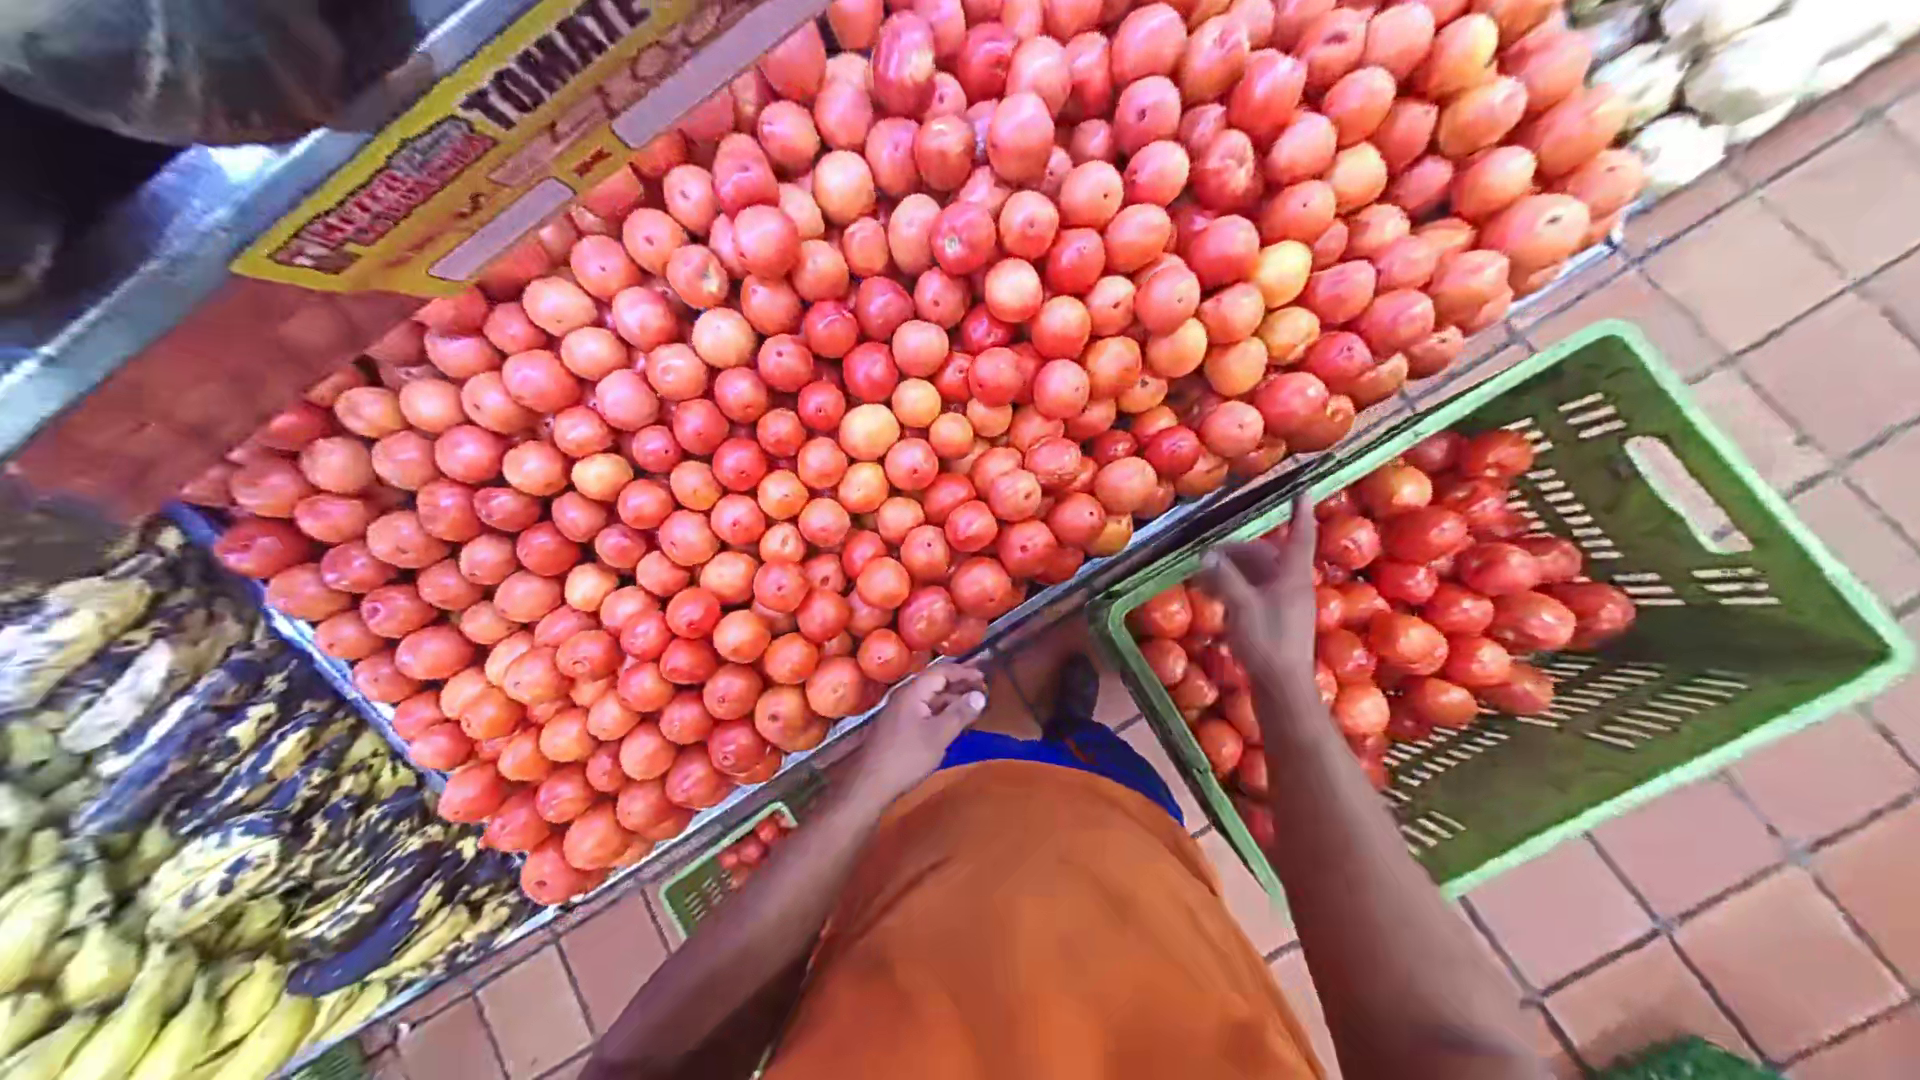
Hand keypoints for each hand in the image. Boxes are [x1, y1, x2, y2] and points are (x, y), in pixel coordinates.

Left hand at [855, 662, 988, 799]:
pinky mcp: (900, 727)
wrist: (870, 783)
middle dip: (959, 684)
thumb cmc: (906, 757)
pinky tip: (953, 722)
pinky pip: (925, 711)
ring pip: (930, 698)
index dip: (964, 672)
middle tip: (983, 690)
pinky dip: (942, 712)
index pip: (941, 671)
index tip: (983, 678)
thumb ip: (960, 713)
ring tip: (973, 706)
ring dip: (952, 699)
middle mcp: (905, 696)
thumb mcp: (939, 735)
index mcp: (913, 691)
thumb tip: (980, 695)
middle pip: (935, 682)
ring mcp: (901, 712)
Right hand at [1198, 492, 1320, 699]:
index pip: (1299, 537)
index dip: (1300, 513)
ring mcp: (1285, 605)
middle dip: (1239, 551)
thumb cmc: (1267, 641)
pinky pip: (1254, 594)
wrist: (1282, 686)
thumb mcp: (1242, 606)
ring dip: (1232, 571)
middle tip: (1208, 552)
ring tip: (1204, 575)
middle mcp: (1292, 586)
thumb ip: (1224, 578)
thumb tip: (1208, 555)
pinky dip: (1234, 589)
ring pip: (1258, 576)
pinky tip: (1214, 596)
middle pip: (1267, 557)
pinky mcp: (1275, 622)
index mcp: (1291, 577)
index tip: (1303, 489)